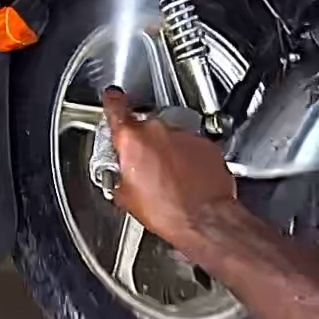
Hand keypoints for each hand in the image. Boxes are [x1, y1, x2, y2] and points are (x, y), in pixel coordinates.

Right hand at [101, 86, 239, 247]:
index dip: (112, 101)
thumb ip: (119, 175)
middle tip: (142, 165)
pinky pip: (190, 146)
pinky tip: (184, 179)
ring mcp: (184, 136)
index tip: (112, 98)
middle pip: (144, 127)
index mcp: (132, 139)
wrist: (205, 221)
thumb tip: (121, 178)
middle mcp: (158, 131)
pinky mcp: (206, 145)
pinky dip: (186, 158)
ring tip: (167, 177)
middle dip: (142, 143)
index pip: (116, 107)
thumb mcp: (126, 196)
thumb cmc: (166, 210)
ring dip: (165, 151)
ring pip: (168, 137)